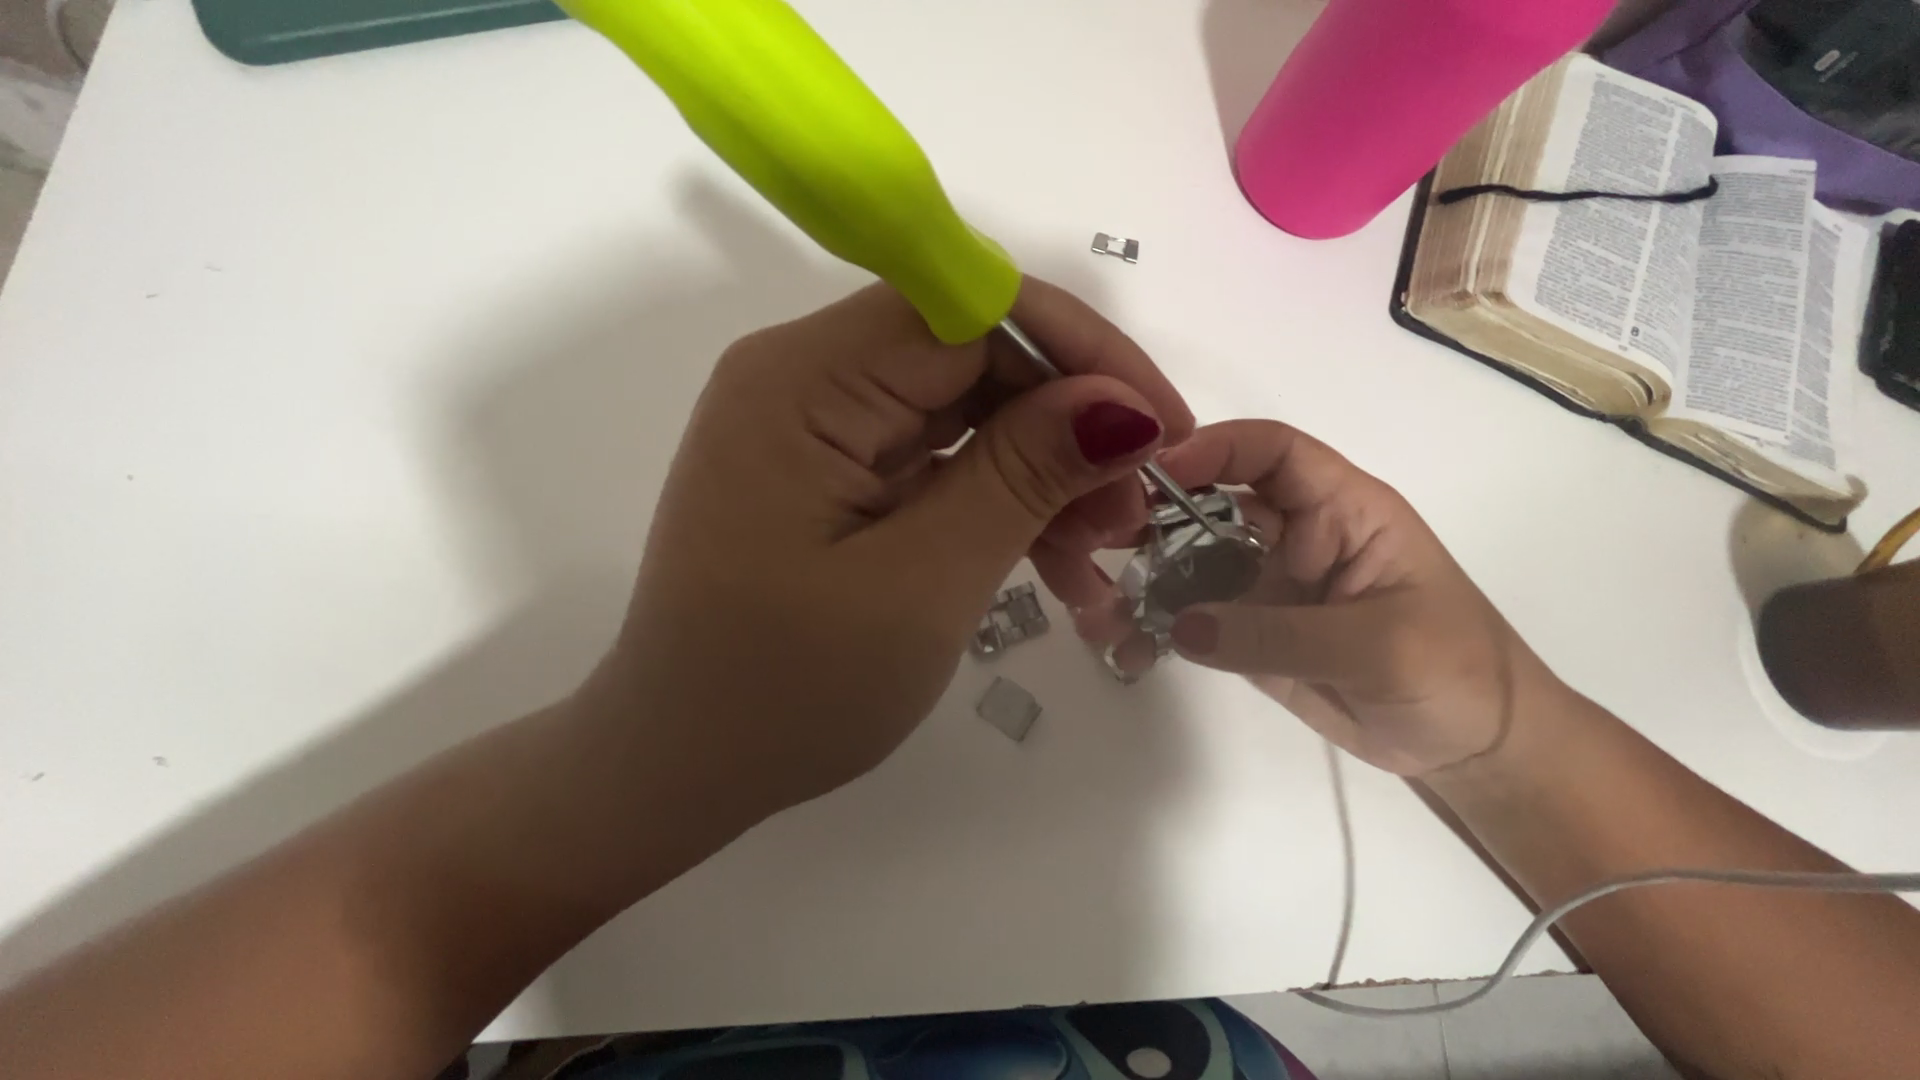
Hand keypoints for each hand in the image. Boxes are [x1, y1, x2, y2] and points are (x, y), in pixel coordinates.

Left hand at [574, 279, 1192, 822]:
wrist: (680, 766)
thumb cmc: (786, 691)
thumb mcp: (921, 586)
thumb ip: (1020, 479)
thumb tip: (1122, 404)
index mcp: (803, 379)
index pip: (967, 306)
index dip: (1078, 351)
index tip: (1161, 428)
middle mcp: (803, 379)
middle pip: (971, 355)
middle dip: (1068, 423)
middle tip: (1135, 512)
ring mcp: (816, 429)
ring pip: (964, 411)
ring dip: (1043, 471)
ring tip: (1100, 553)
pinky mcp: (831, 476)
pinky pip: (936, 461)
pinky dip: (999, 502)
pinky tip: (1051, 561)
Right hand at [1068, 420, 1554, 777]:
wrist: (1472, 748)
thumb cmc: (1456, 672)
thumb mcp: (1381, 647)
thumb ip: (1279, 634)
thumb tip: (1181, 624)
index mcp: (1340, 510)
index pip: (1273, 453)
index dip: (1217, 449)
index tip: (1156, 471)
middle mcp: (1291, 536)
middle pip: (1208, 504)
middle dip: (1151, 518)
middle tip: (1095, 547)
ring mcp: (1262, 585)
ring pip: (1186, 564)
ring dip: (1140, 582)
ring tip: (1098, 617)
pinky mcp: (1244, 632)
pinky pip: (1188, 620)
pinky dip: (1153, 631)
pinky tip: (1127, 654)